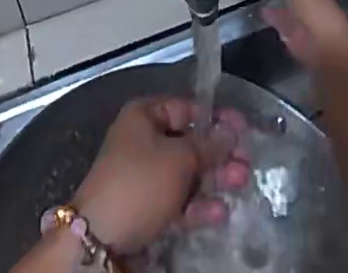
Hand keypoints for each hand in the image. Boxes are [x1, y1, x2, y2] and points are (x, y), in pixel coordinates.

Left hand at [71, 97, 247, 251]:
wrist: (101, 238)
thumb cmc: (140, 183)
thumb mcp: (179, 159)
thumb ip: (209, 146)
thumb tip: (231, 132)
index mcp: (145, 116)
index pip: (187, 108)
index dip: (216, 117)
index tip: (243, 128)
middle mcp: (144, 140)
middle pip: (190, 141)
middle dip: (219, 153)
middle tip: (247, 163)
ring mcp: (145, 175)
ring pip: (187, 172)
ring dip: (214, 179)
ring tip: (240, 183)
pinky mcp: (148, 206)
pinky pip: (178, 199)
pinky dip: (198, 205)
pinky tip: (219, 212)